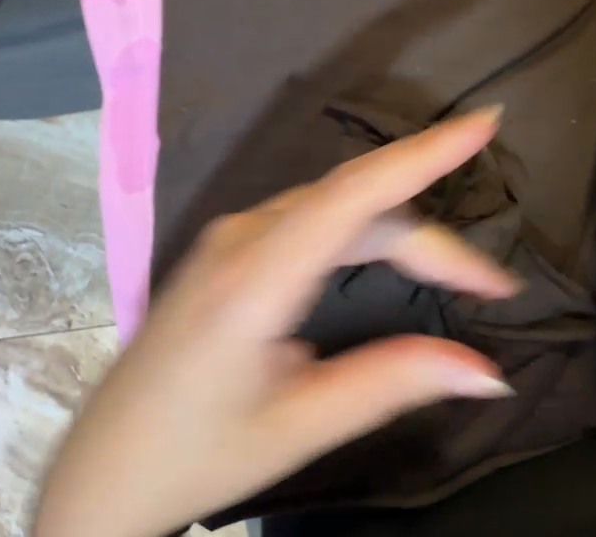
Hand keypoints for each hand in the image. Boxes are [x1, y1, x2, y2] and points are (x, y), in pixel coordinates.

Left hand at [34, 109, 521, 536]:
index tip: (484, 125)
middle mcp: (243, 236)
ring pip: (335, 211)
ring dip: (400, 233)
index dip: (423, 154)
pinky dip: (364, 232)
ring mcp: (231, 238)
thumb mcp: (299, 426)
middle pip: (355, 206)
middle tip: (493, 287)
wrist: (102, 471)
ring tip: (458, 275)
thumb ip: (392, 382)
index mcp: (255, 275)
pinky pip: (311, 221)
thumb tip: (486, 371)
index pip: (354, 193)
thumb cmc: (194, 452)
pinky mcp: (229, 250)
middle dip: (430, 238)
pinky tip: (392, 256)